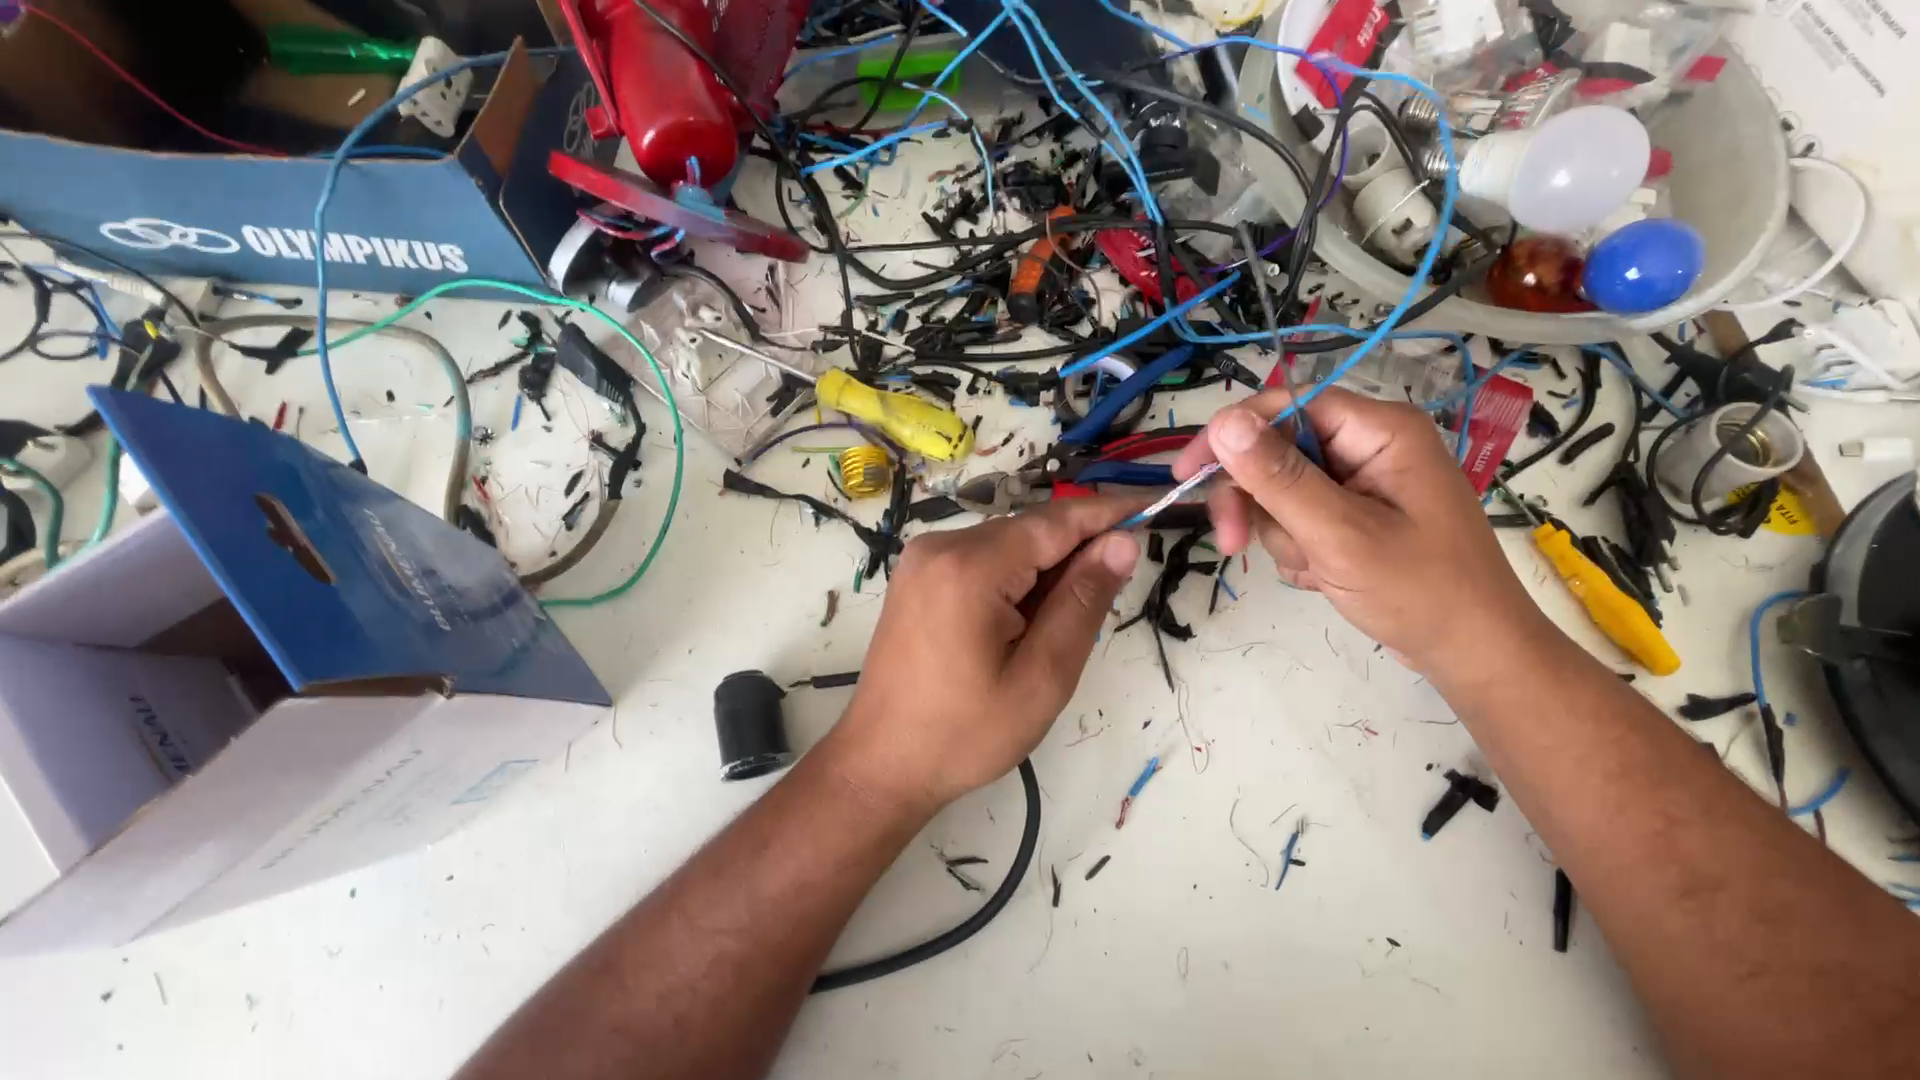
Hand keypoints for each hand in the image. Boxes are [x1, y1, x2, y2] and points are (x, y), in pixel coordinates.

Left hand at [823, 497, 1143, 814]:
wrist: (882, 763)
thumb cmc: (964, 734)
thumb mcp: (1042, 677)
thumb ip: (1083, 602)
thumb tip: (1122, 541)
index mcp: (970, 567)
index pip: (1056, 522)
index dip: (1109, 512)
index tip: (1155, 506)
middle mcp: (940, 547)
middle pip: (1030, 532)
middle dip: (1076, 555)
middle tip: (1104, 605)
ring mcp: (922, 560)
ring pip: (1008, 546)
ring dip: (1045, 574)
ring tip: (1052, 634)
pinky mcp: (917, 577)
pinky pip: (983, 561)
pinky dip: (1015, 582)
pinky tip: (1021, 628)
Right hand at [1171, 387, 1547, 675]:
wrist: (1472, 652)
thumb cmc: (1420, 590)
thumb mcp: (1340, 534)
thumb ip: (1279, 478)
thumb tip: (1224, 421)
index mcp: (1378, 431)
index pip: (1284, 406)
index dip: (1232, 434)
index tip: (1188, 473)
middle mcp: (1368, 446)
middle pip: (1275, 452)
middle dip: (1255, 502)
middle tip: (1234, 545)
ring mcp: (1361, 483)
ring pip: (1280, 493)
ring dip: (1282, 536)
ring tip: (1317, 569)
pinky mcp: (1354, 516)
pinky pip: (1297, 520)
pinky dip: (1298, 551)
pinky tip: (1324, 576)